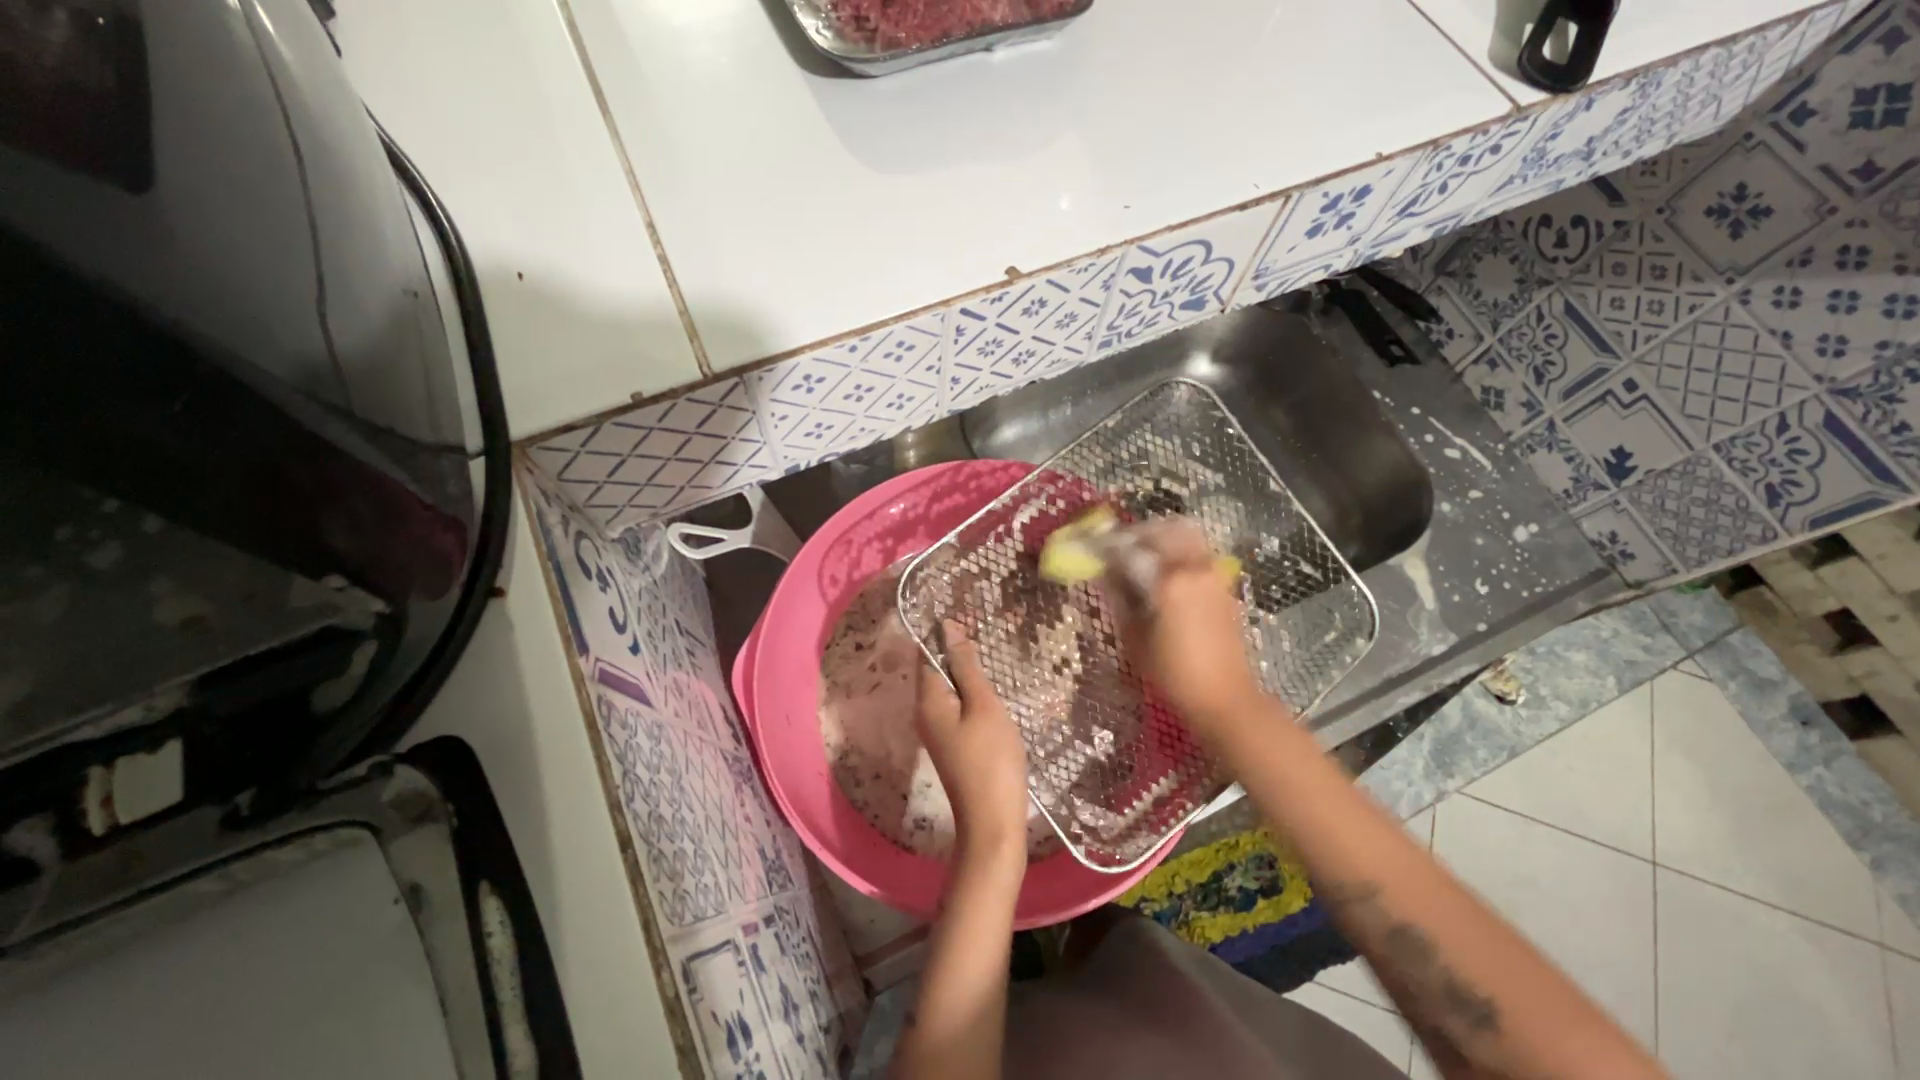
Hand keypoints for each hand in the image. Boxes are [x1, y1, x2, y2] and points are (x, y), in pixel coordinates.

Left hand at [917, 620, 1030, 862]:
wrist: (993, 820)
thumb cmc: (991, 760)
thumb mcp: (983, 707)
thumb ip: (966, 668)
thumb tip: (949, 628)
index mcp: (927, 700)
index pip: (926, 653)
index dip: (943, 631)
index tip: (968, 611)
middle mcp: (925, 713)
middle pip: (935, 669)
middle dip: (955, 648)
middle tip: (984, 625)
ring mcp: (938, 731)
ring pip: (948, 688)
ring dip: (965, 670)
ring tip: (990, 651)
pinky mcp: (953, 744)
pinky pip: (957, 706)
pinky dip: (971, 692)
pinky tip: (990, 689)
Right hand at [1114, 522, 1268, 737]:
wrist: (1224, 695)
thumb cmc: (1172, 672)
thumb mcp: (1135, 637)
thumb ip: (1119, 598)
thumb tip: (1104, 573)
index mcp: (1168, 580)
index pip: (1129, 550)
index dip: (1104, 546)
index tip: (1087, 546)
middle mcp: (1194, 566)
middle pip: (1160, 531)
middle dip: (1133, 534)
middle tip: (1114, 547)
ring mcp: (1213, 572)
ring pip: (1184, 534)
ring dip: (1158, 536)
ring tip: (1139, 553)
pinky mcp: (1224, 583)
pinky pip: (1198, 551)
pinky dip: (1177, 549)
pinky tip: (1163, 569)